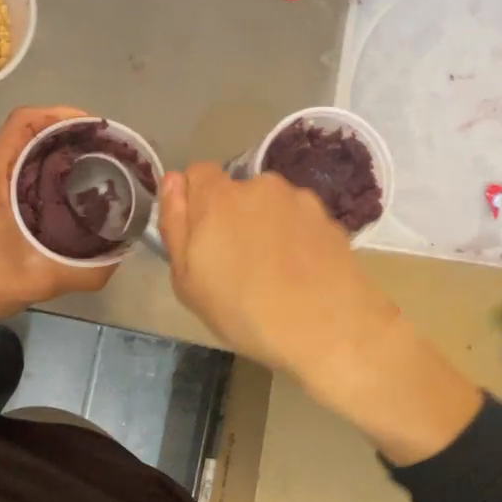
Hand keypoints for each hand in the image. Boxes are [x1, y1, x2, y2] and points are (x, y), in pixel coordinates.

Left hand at [0, 106, 115, 339]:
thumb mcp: (41, 279)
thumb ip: (88, 270)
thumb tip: (121, 254)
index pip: (25, 120)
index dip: (62, 114)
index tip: (96, 128)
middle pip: (23, 131)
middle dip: (63, 133)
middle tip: (100, 149)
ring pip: (15, 149)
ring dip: (48, 151)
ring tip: (87, 164)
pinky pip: (7, 167)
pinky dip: (34, 168)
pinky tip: (60, 188)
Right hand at [156, 164, 482, 464]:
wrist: (329, 329)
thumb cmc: (243, 311)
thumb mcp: (187, 280)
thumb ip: (175, 224)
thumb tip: (172, 182)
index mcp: (217, 198)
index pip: (196, 172)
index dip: (193, 202)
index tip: (197, 237)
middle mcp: (258, 186)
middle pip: (234, 191)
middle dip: (229, 217)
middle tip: (231, 265)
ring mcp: (298, 200)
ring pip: (267, 206)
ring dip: (262, 227)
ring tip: (269, 273)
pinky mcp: (327, 218)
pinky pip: (297, 221)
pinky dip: (292, 239)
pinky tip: (297, 274)